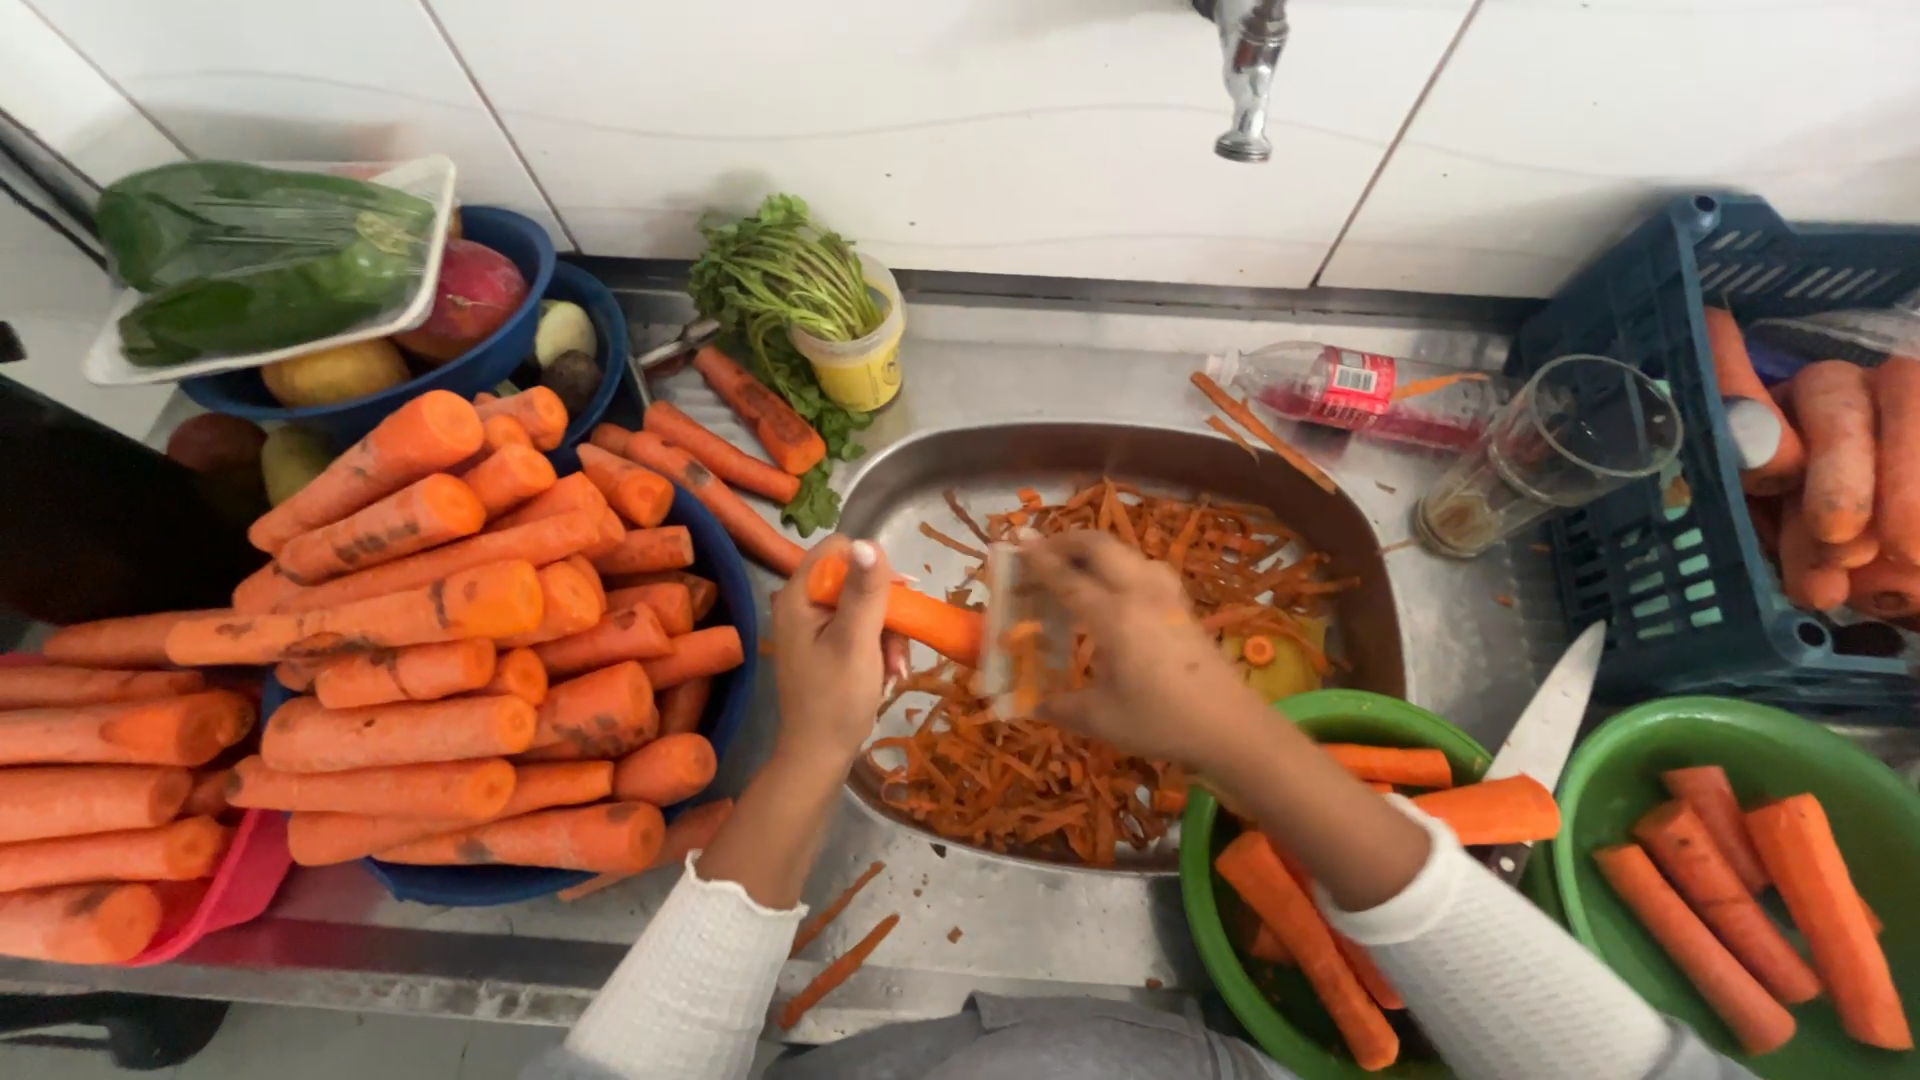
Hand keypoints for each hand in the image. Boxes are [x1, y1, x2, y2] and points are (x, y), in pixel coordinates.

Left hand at [770, 536, 910, 773]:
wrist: (820, 755)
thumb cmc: (836, 699)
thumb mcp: (856, 641)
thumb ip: (865, 592)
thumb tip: (868, 542)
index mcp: (799, 596)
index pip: (837, 549)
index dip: (870, 565)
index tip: (893, 595)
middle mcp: (802, 604)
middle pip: (856, 578)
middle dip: (886, 609)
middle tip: (902, 639)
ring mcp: (815, 625)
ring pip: (865, 604)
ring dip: (889, 632)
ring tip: (897, 667)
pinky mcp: (828, 644)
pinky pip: (862, 627)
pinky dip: (881, 646)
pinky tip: (891, 672)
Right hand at [1023, 531, 1267, 767]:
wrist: (1232, 728)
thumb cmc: (1162, 722)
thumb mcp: (1101, 719)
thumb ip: (1061, 707)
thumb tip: (1031, 704)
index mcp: (1114, 616)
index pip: (1067, 578)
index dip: (1039, 562)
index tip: (1016, 545)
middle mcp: (1140, 594)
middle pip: (1099, 546)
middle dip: (1065, 541)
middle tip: (1040, 552)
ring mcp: (1167, 597)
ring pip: (1125, 552)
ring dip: (1095, 549)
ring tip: (1074, 564)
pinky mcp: (1183, 607)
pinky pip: (1145, 568)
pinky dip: (1120, 564)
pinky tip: (1118, 585)